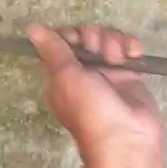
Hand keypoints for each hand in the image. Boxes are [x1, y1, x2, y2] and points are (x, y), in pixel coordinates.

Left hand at [28, 24, 163, 164]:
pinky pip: (128, 49)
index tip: (77, 41)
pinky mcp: (129, 75)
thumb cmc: (90, 110)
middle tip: (100, 52)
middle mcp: (82, 71)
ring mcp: (107, 72)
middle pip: (86, 36)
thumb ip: (53, 50)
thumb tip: (32, 28)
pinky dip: (131, 46)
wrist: (127, 139)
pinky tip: (134, 54)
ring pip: (108, 39)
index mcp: (61, 73)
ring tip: (119, 58)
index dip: (70, 34)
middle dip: (95, 36)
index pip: (61, 41)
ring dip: (115, 41)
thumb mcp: (66, 78)